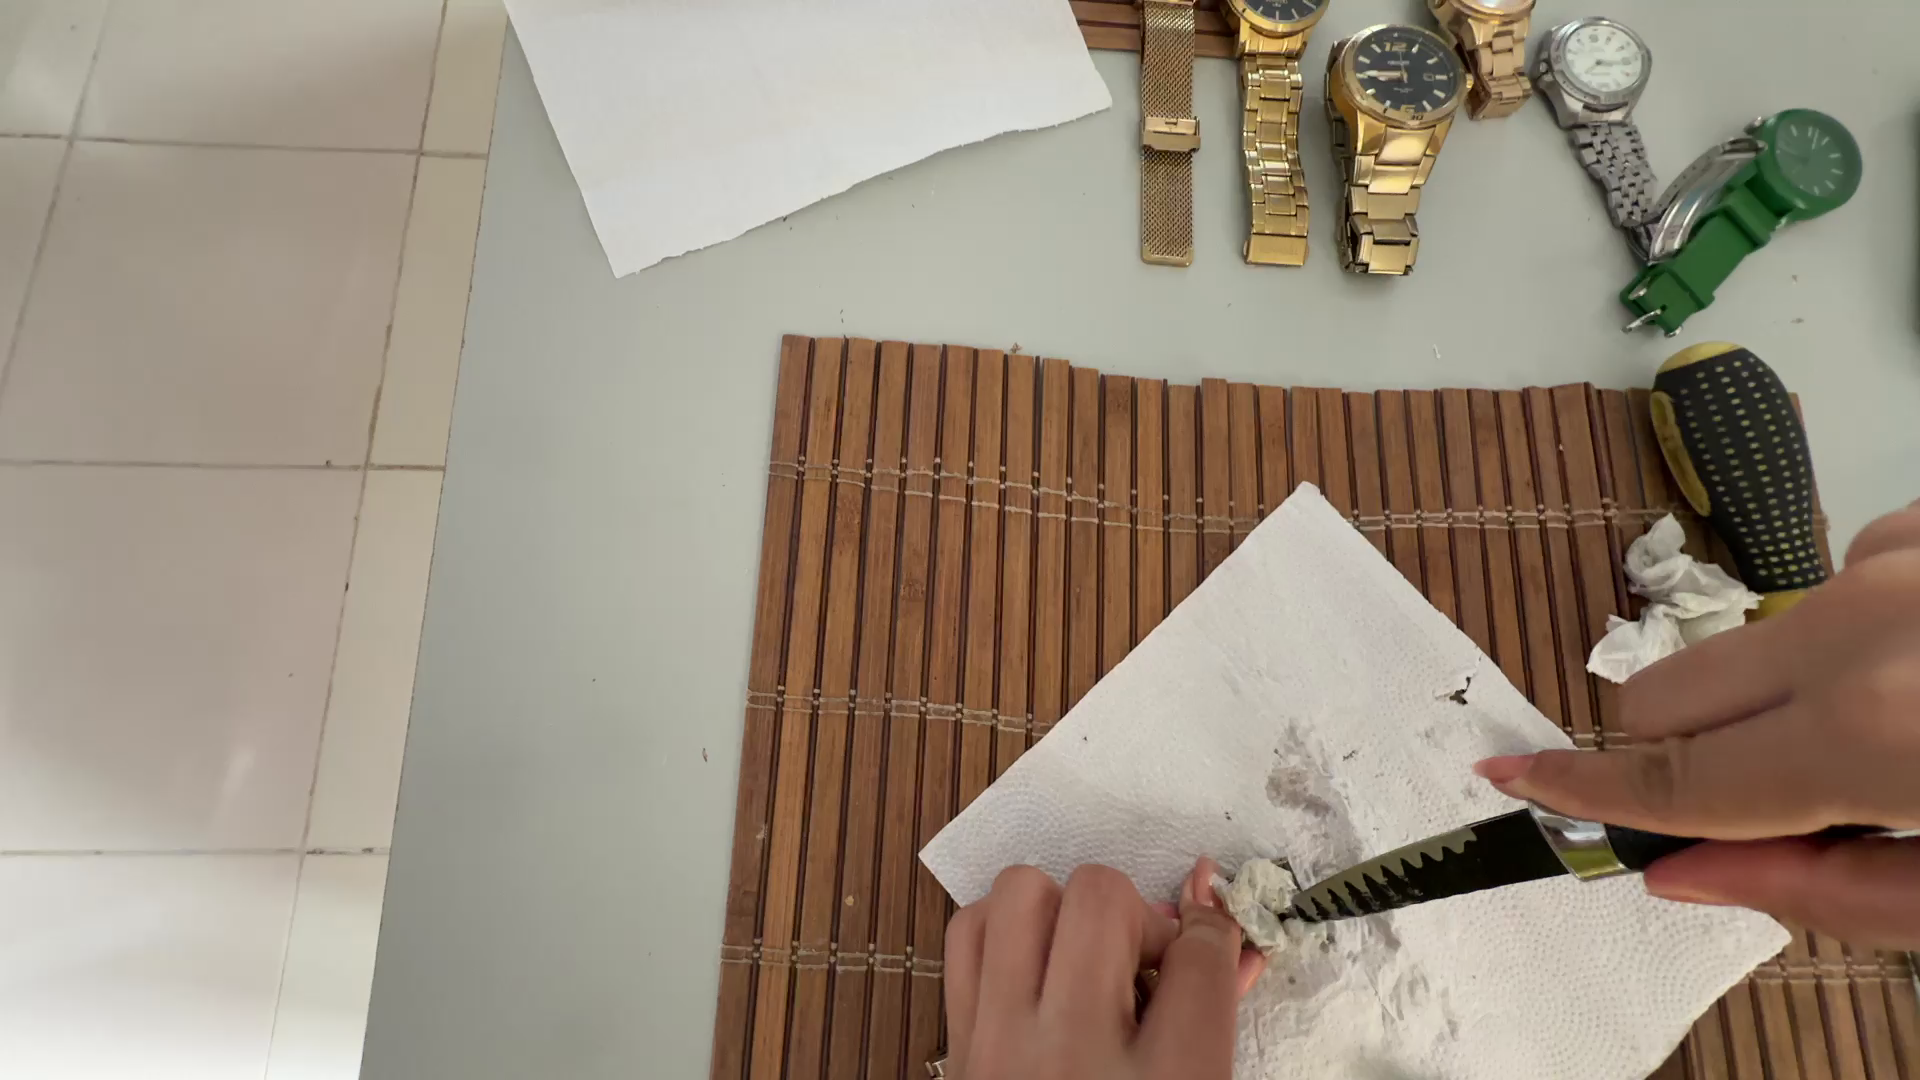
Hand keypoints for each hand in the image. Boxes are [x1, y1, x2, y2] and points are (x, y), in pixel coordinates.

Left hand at [943, 858, 1263, 1079]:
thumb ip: (1214, 1007)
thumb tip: (1221, 926)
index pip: (1198, 962)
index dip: (1212, 929)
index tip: (1205, 932)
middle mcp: (1073, 1059)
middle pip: (1100, 899)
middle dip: (1131, 911)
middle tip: (1137, 963)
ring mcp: (1000, 1046)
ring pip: (1020, 892)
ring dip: (1058, 907)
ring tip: (1079, 958)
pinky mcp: (955, 1042)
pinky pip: (966, 932)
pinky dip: (1002, 928)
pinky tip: (1031, 968)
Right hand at [1474, 502, 1919, 946]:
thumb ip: (1838, 891)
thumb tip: (1682, 871)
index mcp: (1885, 736)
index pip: (1674, 778)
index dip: (1580, 788)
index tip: (1507, 774)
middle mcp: (1862, 629)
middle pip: (1665, 694)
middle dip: (1689, 750)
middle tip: (1774, 792)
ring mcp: (1894, 563)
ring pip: (1747, 643)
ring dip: (1785, 694)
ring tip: (1915, 721)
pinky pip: (1830, 583)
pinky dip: (1862, 632)